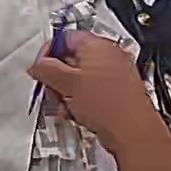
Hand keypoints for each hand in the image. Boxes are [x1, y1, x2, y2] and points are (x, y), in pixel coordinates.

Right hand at [28, 31, 168, 153]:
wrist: (133, 132)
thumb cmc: (109, 106)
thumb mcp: (67, 84)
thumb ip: (46, 70)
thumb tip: (37, 65)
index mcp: (97, 45)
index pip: (64, 38)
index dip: (47, 53)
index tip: (40, 68)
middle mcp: (109, 55)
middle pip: (70, 58)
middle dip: (56, 76)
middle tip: (52, 89)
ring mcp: (114, 73)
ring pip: (79, 76)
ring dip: (66, 91)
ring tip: (64, 105)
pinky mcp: (116, 91)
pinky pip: (90, 89)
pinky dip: (79, 99)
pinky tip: (76, 111)